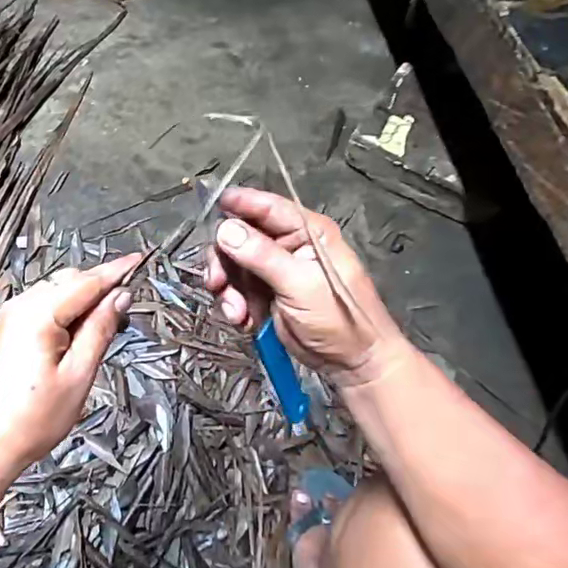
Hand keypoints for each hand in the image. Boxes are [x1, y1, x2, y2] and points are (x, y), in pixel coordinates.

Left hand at [0, 254, 138, 476]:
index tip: (138, 260)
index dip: (117, 270)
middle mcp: (21, 308)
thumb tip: (119, 298)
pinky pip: (44, 306)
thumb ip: (100, 329)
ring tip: (107, 324)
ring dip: (85, 300)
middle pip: (71, 281)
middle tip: (128, 305)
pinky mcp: (9, 330)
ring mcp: (11, 317)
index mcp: (38, 314)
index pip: (87, 281)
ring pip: (58, 292)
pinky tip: (80, 332)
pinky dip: (67, 310)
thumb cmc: (30, 419)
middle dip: (101, 286)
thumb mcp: (79, 374)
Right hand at [203, 187, 409, 386]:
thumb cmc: (340, 319)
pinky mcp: (266, 294)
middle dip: (226, 261)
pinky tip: (244, 321)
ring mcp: (276, 270)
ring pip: (234, 266)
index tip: (215, 205)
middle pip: (241, 237)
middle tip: (217, 283)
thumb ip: (262, 256)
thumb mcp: (301, 285)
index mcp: (308, 233)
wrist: (352, 364)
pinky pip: (238, 290)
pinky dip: (235, 305)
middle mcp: (290, 245)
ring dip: (229, 289)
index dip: (240, 204)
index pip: (269, 208)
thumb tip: (226, 229)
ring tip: (236, 313)